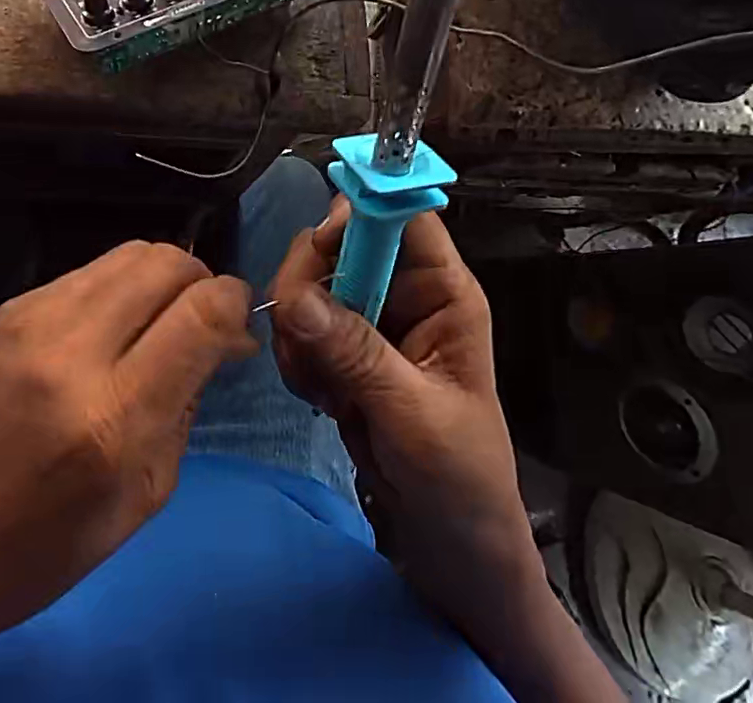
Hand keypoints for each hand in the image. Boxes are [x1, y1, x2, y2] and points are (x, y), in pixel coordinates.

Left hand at [0, 241, 256, 701]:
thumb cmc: (37, 550)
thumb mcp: (143, 495)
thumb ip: (189, 404)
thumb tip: (222, 340)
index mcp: (111, 416)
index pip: (204, 311)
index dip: (237, 305)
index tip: (239, 329)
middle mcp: (71, 350)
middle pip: (170, 263)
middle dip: (205, 283)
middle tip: (205, 324)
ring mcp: (32, 319)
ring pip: (134, 252)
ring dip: (166, 278)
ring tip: (164, 321)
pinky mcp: (8, 308)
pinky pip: (94, 270)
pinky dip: (125, 286)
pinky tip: (117, 325)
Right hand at [269, 201, 623, 702]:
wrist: (449, 542)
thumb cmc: (458, 478)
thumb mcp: (413, 415)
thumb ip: (356, 353)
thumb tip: (294, 295)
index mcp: (443, 292)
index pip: (404, 217)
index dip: (361, 210)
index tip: (317, 244)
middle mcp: (404, 295)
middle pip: (340, 246)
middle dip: (309, 287)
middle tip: (297, 335)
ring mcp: (370, 323)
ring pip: (309, 288)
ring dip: (298, 334)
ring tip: (321, 390)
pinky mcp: (344, 353)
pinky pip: (299, 329)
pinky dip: (296, 360)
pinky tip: (319, 401)